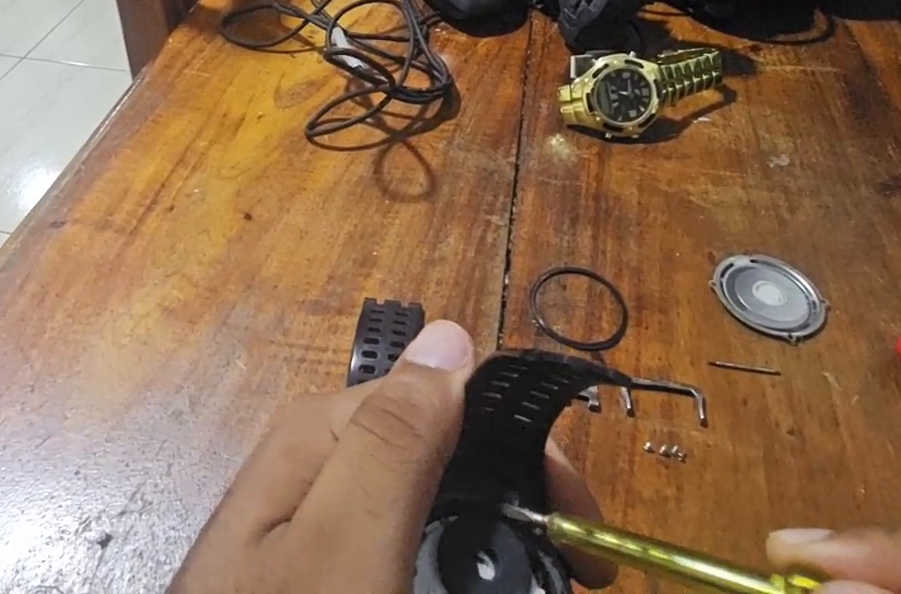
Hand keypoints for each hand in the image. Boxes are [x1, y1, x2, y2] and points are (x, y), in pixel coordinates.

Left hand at [170, 320, 614, 593]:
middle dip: (512, 494)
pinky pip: (405, 538)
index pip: (445, 391)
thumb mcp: (343, 543)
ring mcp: (322, 511)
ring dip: (490, 535)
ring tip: (541, 583)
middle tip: (576, 571)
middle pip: (443, 444)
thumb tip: (450, 332)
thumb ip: (392, 439)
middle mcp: (322, 455)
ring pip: (433, 497)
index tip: (578, 519)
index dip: (520, 443)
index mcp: (323, 429)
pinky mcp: (326, 559)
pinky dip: (451, 562)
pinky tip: (472, 588)